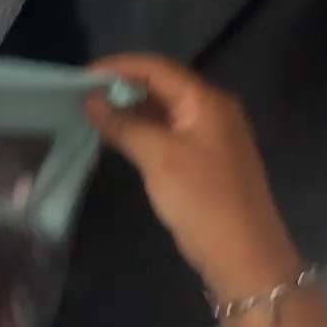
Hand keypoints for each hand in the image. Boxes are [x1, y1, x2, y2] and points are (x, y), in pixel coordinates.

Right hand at [84, 55, 303, 297]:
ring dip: (130, 110)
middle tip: (82, 96)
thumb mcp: (158, 158)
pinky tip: (118, 139)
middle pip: (162, 85)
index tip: (80, 77)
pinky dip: (143, 131)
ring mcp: (212, 136)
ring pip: (164, 111)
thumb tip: (90, 99)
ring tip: (92, 115)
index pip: (156, 68)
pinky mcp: (207, 160)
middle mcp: (213, 110)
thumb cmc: (203, 201)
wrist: (246, 260)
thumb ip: (123, 124)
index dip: (117, 67)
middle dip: (122, 87)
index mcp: (207, 101)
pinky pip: (169, 132)